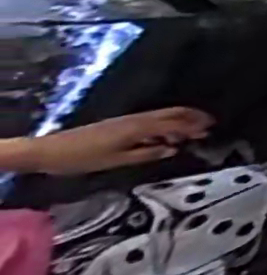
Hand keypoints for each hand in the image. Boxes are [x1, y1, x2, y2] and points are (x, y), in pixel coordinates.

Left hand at [6, 108, 214, 174]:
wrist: (48, 151)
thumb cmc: (83, 158)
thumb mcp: (116, 160)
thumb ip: (147, 154)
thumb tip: (173, 149)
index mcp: (142, 128)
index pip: (177, 124)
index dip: (195, 126)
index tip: (210, 131)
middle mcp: (140, 119)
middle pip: (175, 113)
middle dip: (194, 117)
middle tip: (208, 125)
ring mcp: (131, 119)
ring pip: (165, 115)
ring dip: (181, 121)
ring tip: (189, 133)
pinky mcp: (123, 122)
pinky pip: (154, 119)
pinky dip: (167, 124)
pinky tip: (164, 136)